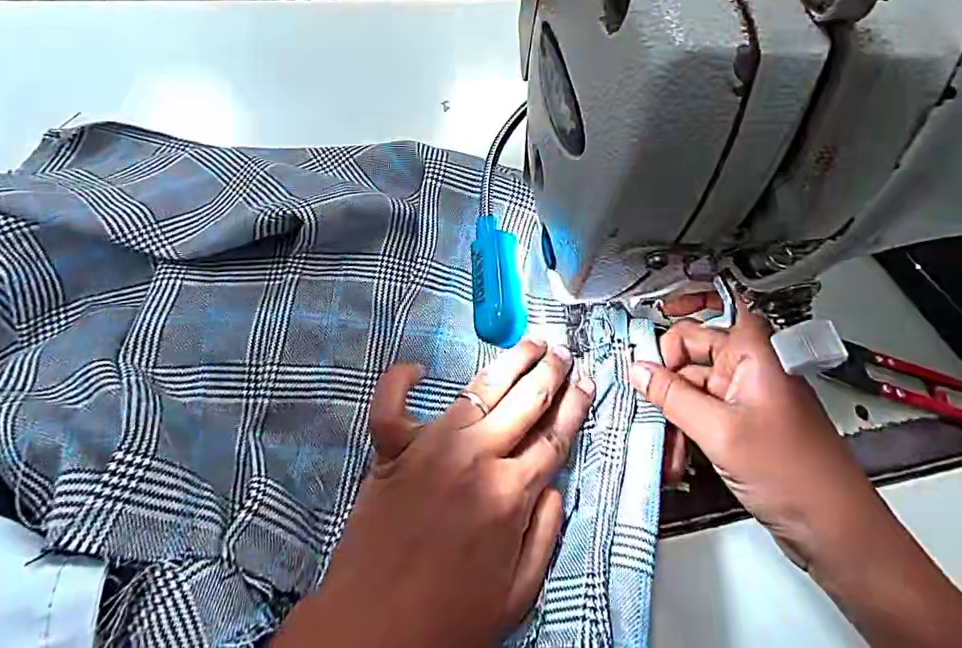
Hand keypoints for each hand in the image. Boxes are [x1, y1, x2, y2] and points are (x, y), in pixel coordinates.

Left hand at [275, 337, 594, 647]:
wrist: (376, 630)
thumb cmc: (447, 621)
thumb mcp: (516, 595)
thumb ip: (542, 536)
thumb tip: (553, 488)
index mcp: (510, 495)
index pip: (553, 438)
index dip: (573, 408)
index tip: (585, 384)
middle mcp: (475, 459)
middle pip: (524, 403)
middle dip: (550, 373)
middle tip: (563, 351)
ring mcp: (432, 448)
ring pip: (479, 391)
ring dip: (508, 362)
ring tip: (527, 342)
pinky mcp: (392, 450)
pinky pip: (391, 404)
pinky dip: (399, 381)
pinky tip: (417, 367)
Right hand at [629, 310, 884, 567]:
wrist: (838, 534)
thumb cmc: (802, 479)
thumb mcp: (720, 432)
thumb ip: (672, 396)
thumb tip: (640, 370)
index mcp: (755, 355)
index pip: (718, 306)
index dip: (688, 303)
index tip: (658, 318)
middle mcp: (751, 371)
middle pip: (693, 353)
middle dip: (667, 380)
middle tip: (648, 399)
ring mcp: (747, 400)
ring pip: (693, 390)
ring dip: (675, 416)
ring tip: (668, 447)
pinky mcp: (744, 427)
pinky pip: (702, 417)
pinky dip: (687, 432)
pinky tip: (679, 458)